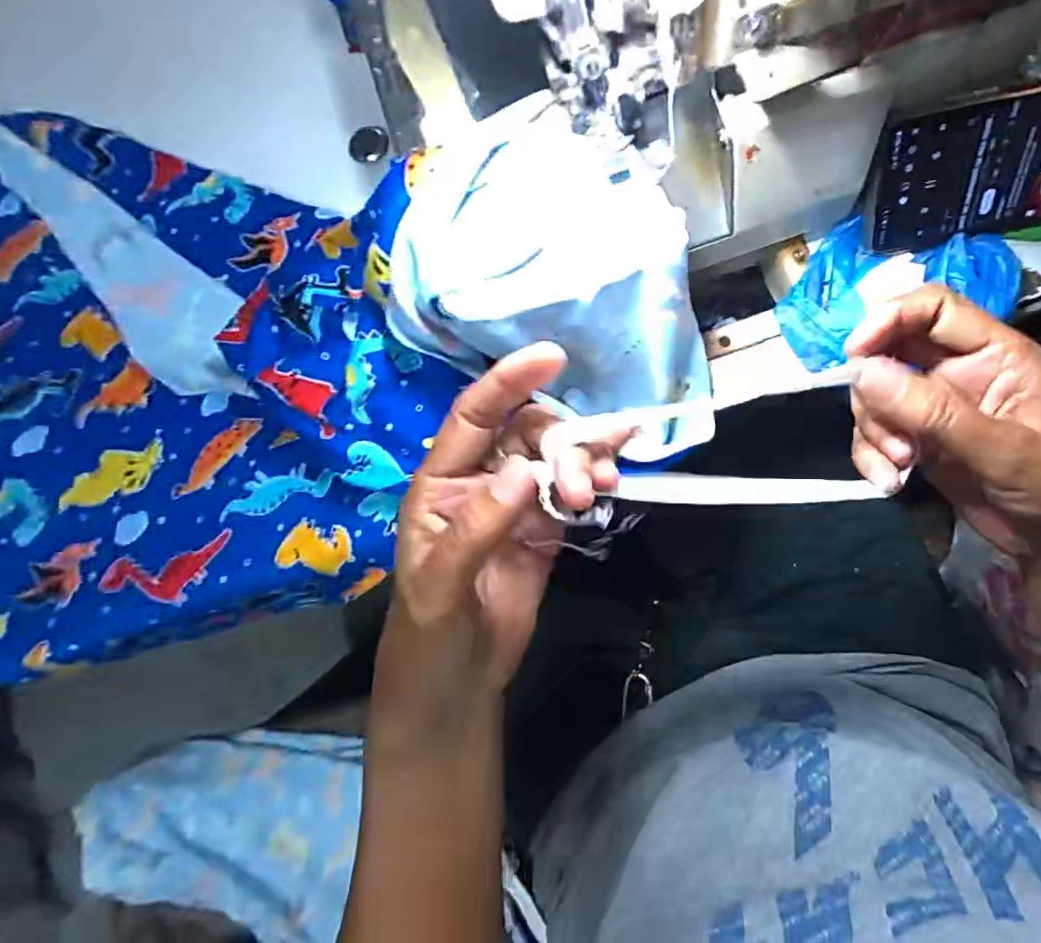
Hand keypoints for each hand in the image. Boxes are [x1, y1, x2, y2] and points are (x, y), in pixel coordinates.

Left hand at [378, 343, 621, 731]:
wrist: (456, 684)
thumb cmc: (428, 634)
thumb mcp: (440, 584)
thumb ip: (478, 526)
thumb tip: (523, 471)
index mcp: (442, 481)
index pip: (475, 415)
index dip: (509, 381)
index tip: (552, 356)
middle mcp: (481, 481)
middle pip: (529, 435)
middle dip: (563, 445)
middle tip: (584, 486)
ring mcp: (516, 504)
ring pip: (557, 459)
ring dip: (585, 461)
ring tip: (604, 487)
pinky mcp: (545, 529)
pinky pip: (573, 492)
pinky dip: (595, 484)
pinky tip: (612, 488)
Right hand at [845, 285, 1040, 592]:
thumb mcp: (1003, 449)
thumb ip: (934, 411)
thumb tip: (862, 371)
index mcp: (993, 354)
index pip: (933, 307)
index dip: (890, 318)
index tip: (856, 354)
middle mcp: (958, 371)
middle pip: (890, 351)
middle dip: (875, 393)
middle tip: (888, 434)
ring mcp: (934, 407)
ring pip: (875, 396)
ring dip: (874, 431)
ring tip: (898, 467)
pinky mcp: (918, 441)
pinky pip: (874, 433)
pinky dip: (871, 456)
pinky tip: (890, 482)